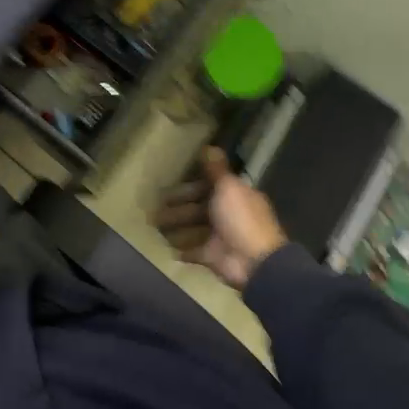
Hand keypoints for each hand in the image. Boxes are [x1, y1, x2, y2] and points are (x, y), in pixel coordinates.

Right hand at [153, 147, 286, 289]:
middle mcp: (228, 214)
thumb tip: (209, 146)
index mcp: (235, 196)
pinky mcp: (213, 256)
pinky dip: (181, 249)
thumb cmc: (240, 219)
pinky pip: (194, 251)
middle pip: (199, 208)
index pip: (209, 187)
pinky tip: (166, 247)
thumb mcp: (228, 188)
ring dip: (175, 227)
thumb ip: (216, 170)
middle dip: (178, 207)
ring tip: (154, 226)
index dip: (190, 185)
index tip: (168, 185)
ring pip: (194, 228)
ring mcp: (221, 237)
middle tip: (154, 208)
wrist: (254, 262)